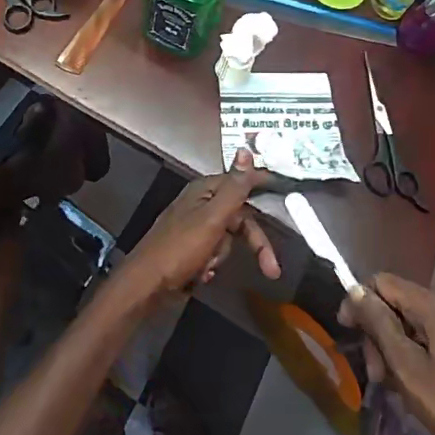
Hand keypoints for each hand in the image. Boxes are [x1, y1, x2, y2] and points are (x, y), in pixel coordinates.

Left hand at [115, 150, 278, 299]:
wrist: (147, 285)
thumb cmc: (180, 248)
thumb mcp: (212, 217)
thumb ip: (234, 188)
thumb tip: (246, 149)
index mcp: (204, 190)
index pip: (242, 184)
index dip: (263, 190)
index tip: (287, 195)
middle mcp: (199, 203)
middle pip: (240, 217)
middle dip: (252, 243)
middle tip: (271, 269)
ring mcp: (194, 226)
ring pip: (228, 238)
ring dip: (222, 255)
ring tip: (207, 266)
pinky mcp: (190, 247)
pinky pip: (213, 252)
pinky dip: (211, 264)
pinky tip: (201, 274)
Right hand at [341, 273, 434, 434]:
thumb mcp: (407, 366)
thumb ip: (379, 324)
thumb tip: (355, 289)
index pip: (383, 282)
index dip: (359, 302)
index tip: (347, 333)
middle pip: (397, 303)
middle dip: (376, 331)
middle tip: (373, 373)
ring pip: (411, 326)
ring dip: (392, 349)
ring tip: (387, 385)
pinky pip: (429, 343)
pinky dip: (412, 359)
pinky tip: (409, 388)